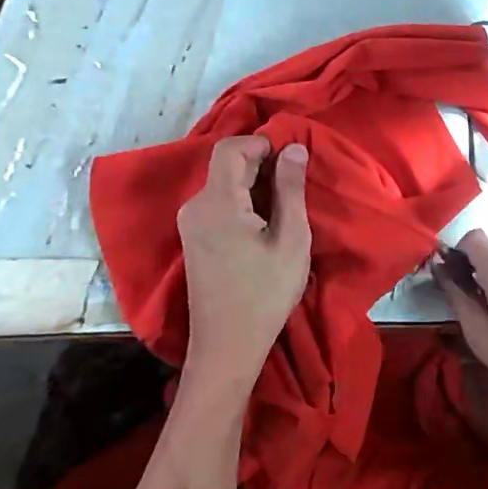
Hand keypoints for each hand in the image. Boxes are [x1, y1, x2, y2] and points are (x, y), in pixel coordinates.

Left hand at [176, 135, 310, 388]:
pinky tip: (266, 222)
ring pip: (223, 183)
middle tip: (297, 183)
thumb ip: (291, 190)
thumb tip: (295, 148)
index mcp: (217, 203)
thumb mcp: (291, 239)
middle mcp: (195, 206)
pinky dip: (243, 200)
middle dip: (262, 164)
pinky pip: (218, 203)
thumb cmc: (266, 292)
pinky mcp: (193, 238)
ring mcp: (190, 224)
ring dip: (254, 183)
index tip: (294, 158)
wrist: (228, 345)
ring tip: (286, 204)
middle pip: (225, 165)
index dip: (263, 144)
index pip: (231, 149)